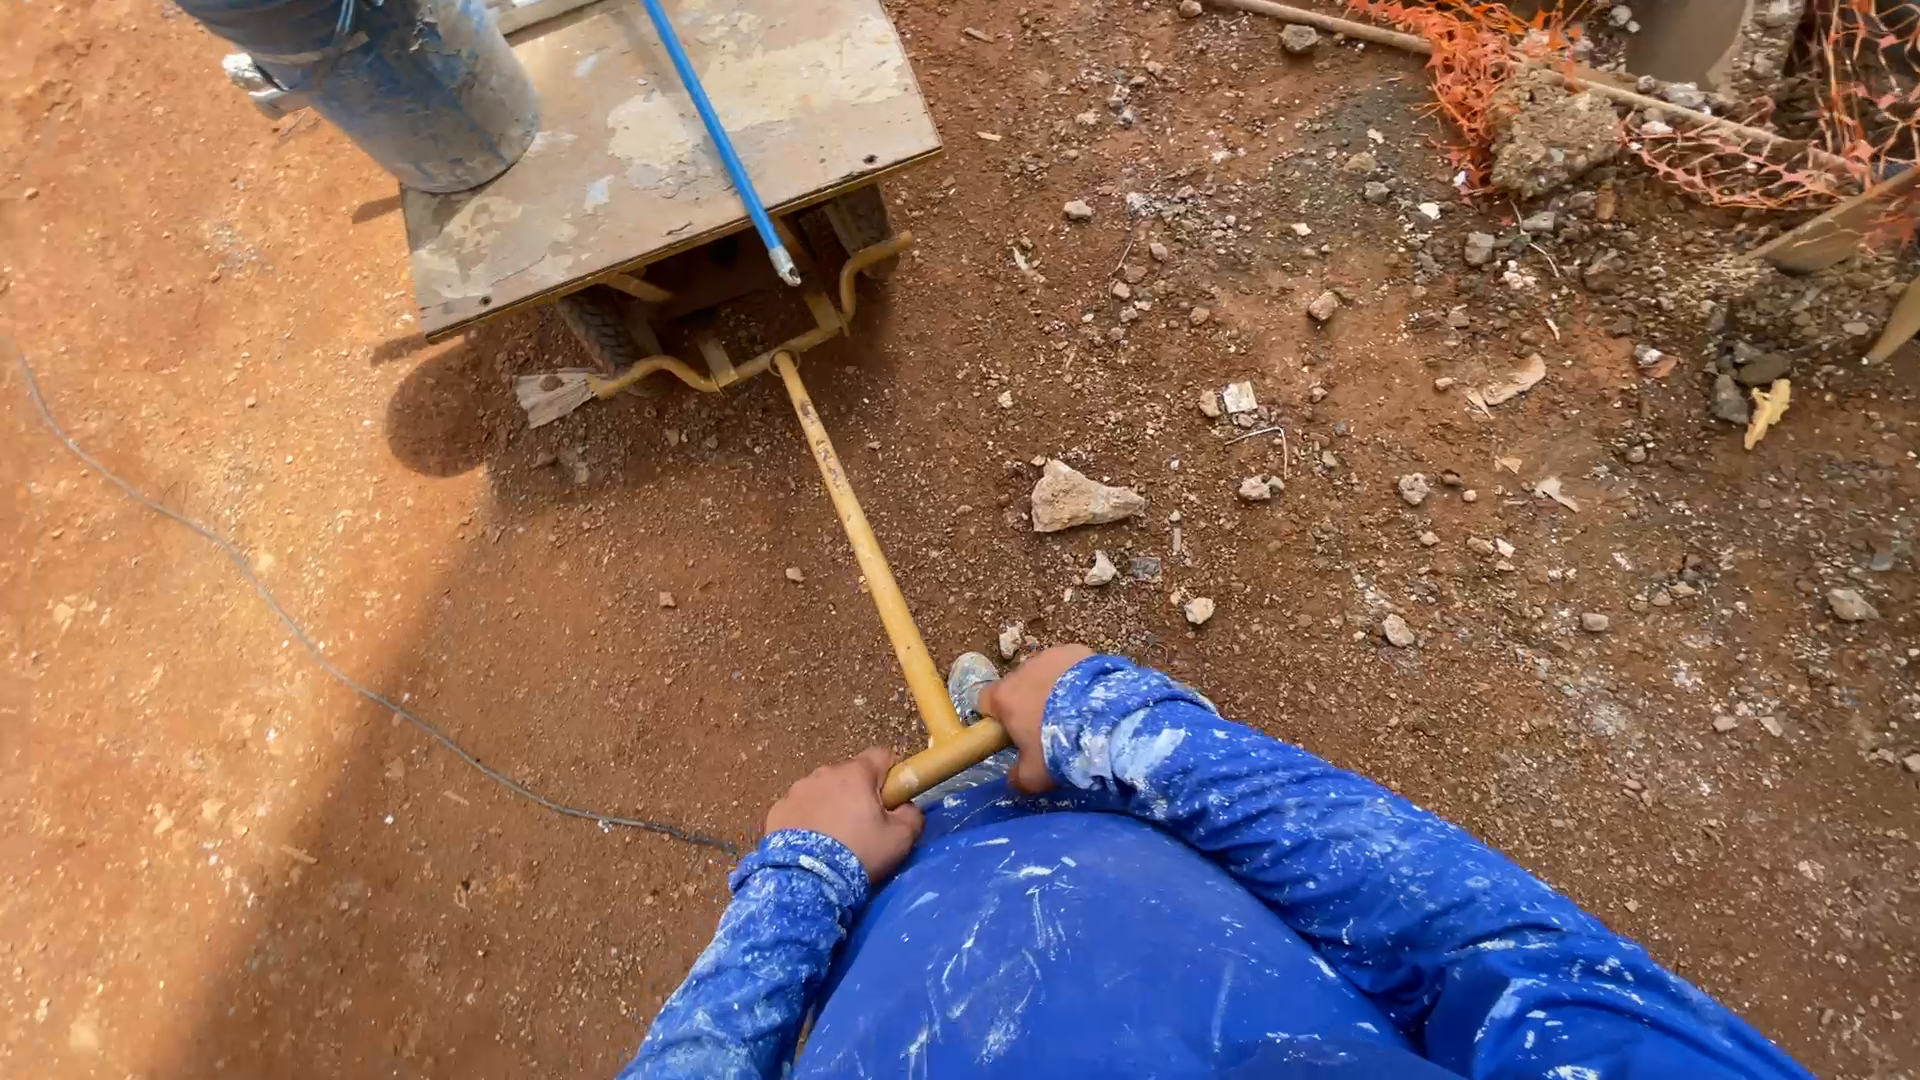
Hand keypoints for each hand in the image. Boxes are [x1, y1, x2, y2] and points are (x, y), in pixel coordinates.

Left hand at [765, 748, 924, 882]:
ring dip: (830, 806)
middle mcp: (824, 773)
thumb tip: (907, 807)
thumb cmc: (858, 855)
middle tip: (861, 828)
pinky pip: (799, 809)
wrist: (806, 884)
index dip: (890, 776)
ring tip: (831, 841)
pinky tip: (809, 845)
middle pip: (850, 776)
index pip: (881, 756)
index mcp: (855, 774)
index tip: (890, 801)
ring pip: (823, 791)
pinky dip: (806, 820)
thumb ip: (912, 815)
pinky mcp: (777, 810)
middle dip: (858, 795)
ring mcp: (797, 790)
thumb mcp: (900, 839)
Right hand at [980, 644, 1093, 793]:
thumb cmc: (1060, 749)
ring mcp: (1050, 655)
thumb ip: (1017, 777)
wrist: (1107, 721)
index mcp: (1004, 697)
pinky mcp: (1077, 650)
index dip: (998, 718)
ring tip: (1077, 712)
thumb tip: (1014, 779)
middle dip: (1029, 703)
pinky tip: (1092, 697)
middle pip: (1017, 686)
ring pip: (1044, 674)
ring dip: (1054, 689)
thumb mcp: (1034, 776)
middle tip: (1051, 728)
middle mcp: (1022, 669)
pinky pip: (1070, 665)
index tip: (1014, 733)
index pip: (985, 701)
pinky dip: (1076, 677)